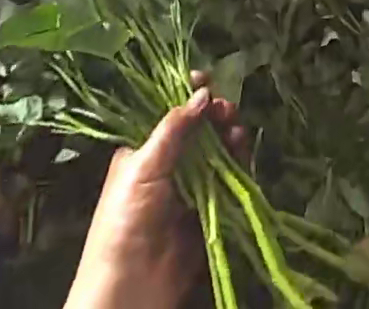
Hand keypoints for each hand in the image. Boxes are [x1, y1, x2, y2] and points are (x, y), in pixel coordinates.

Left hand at [64, 74, 246, 308]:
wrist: (129, 288)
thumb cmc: (126, 217)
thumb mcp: (144, 164)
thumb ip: (174, 130)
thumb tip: (201, 93)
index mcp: (142, 147)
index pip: (168, 112)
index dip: (186, 95)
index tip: (205, 79)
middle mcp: (166, 164)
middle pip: (196, 132)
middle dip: (212, 116)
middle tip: (226, 108)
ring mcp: (188, 189)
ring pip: (214, 155)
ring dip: (226, 138)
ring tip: (236, 128)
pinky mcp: (207, 214)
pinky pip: (226, 185)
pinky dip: (237, 167)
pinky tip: (243, 152)